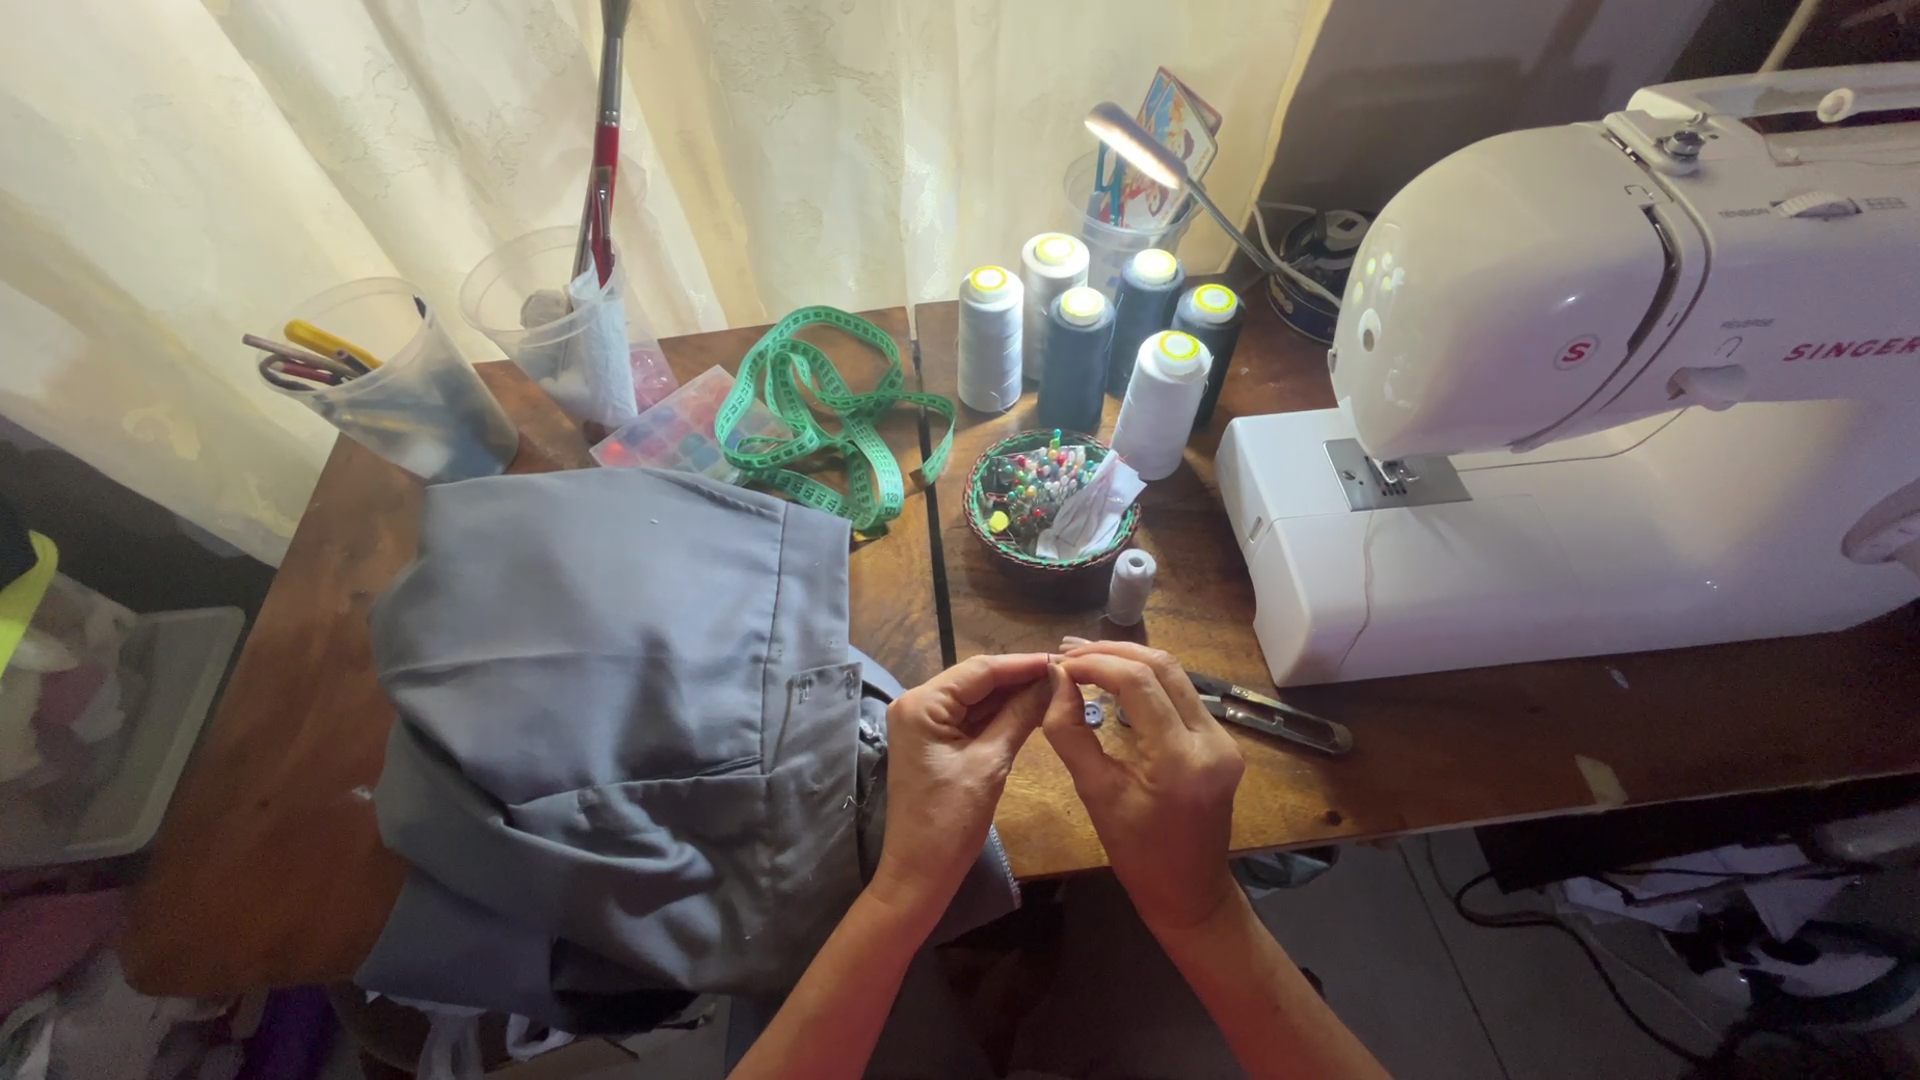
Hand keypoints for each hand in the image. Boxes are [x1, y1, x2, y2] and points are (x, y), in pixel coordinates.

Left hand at [871, 653, 1054, 916]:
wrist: (920, 873)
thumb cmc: (951, 821)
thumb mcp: (990, 764)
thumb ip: (1020, 716)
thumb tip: (1052, 682)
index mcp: (922, 704)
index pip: (980, 670)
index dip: (1022, 663)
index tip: (1061, 659)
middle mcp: (918, 703)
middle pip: (977, 680)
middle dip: (1019, 677)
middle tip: (1064, 673)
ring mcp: (924, 722)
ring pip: (976, 698)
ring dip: (1013, 695)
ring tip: (1055, 687)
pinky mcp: (934, 740)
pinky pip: (971, 718)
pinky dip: (1000, 714)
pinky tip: (1031, 708)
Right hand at [1040, 641, 1245, 932]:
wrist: (1190, 893)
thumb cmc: (1138, 855)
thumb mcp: (1095, 794)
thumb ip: (1070, 733)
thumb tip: (1056, 682)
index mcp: (1181, 759)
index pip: (1138, 682)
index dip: (1095, 663)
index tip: (1059, 665)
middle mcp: (1212, 740)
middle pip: (1162, 666)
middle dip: (1112, 651)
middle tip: (1068, 651)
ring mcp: (1222, 738)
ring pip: (1174, 674)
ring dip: (1129, 659)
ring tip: (1085, 657)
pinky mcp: (1220, 740)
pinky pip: (1181, 693)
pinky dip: (1145, 679)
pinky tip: (1114, 678)